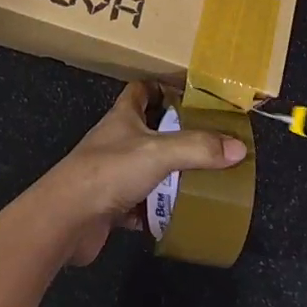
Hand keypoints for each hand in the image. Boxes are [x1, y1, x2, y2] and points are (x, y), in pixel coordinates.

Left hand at [28, 82, 246, 265]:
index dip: (164, 88)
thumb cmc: (110, 171)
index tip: (192, 98)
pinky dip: (155, 209)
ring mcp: (110, 172)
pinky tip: (175, 216)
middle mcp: (116, 139)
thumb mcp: (159, 152)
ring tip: (199, 180)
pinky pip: (139, 203)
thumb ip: (198, 148)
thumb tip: (238, 147)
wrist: (67, 218)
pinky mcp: (109, 204)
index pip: (142, 89)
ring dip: (168, 175)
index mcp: (123, 116)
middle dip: (175, 136)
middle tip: (207, 144)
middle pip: (148, 130)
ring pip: (146, 168)